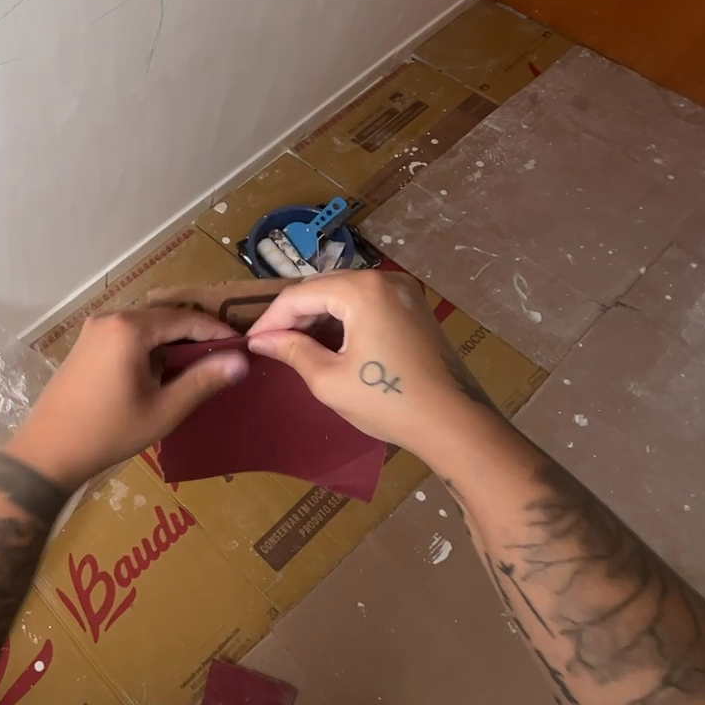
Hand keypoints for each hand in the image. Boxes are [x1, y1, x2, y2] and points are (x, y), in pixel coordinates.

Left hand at [7, 307, 247, 489]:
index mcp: (129, 329)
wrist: (49, 449)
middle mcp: (109, 318)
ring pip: (144, 324)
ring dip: (170, 339)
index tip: (241, 346)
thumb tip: (241, 360)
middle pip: (163, 316)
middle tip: (223, 355)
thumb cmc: (109, 431)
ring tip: (198, 364)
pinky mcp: (85, 344)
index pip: (184, 318)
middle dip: (194, 332)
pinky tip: (162, 370)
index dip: (215, 330)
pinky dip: (148, 345)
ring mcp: (93, 330)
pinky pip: (126, 333)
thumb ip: (203, 380)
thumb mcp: (164, 410)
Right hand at [245, 270, 497, 451]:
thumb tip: (260, 341)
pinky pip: (364, 303)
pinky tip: (326, 342)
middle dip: (292, 316)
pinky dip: (340, 319)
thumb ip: (291, 351)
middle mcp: (383, 279)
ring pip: (341, 295)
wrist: (456, 425)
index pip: (298, 296)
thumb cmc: (387, 400)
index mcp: (361, 290)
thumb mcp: (328, 379)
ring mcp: (403, 291)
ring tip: (292, 345)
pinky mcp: (413, 308)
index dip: (269, 319)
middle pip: (321, 289)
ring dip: (315, 317)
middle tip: (268, 344)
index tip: (249, 342)